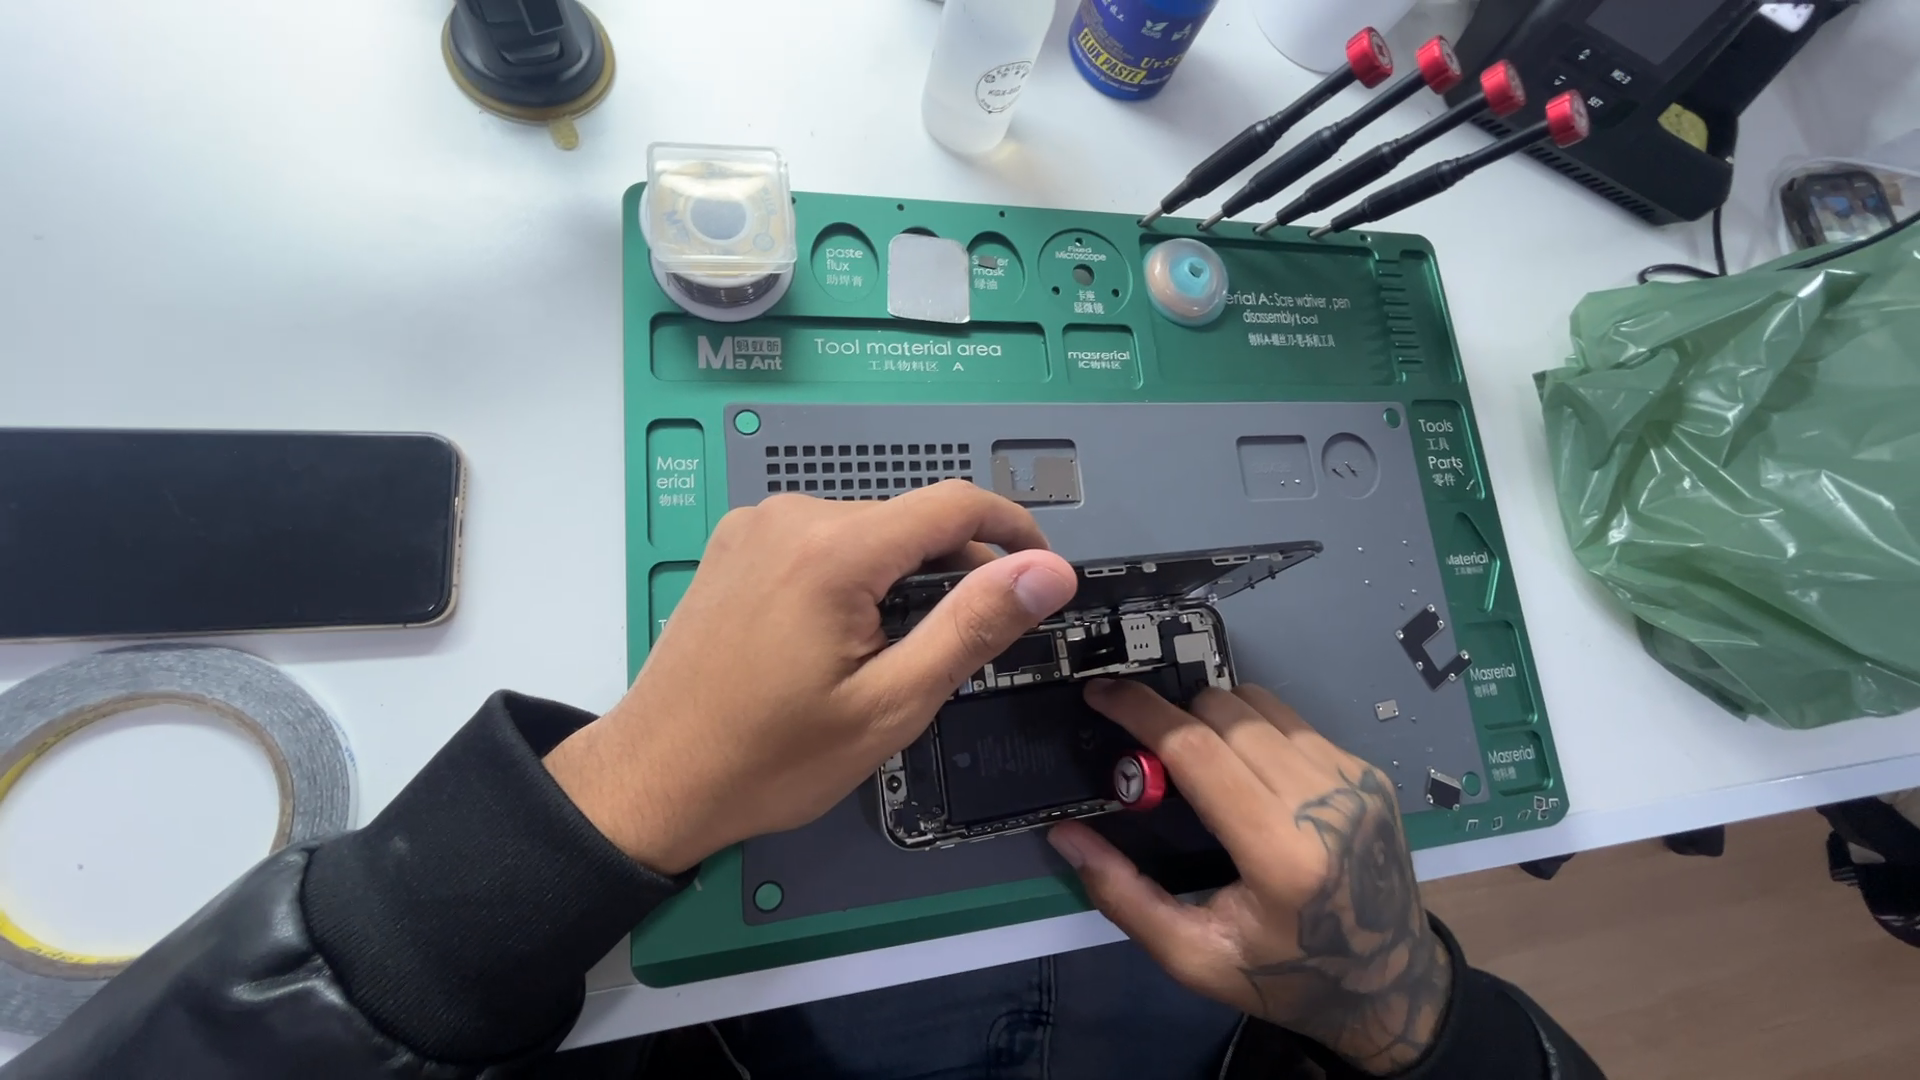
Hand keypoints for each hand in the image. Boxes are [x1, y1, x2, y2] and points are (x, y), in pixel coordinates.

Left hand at [545, 481, 1077, 872]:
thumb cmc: (774, 757)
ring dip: (901, 576)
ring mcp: (755, 525)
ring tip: (889, 650)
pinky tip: (838, 633)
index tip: (1037, 574)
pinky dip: (855, 573)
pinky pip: (822, 539)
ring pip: (868, 531)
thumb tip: (1047, 571)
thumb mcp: (892, 702)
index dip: (1013, 530)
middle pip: (909, 520)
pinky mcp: (736, 543)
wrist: (655, 780)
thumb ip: (973, 626)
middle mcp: (792, 515)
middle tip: (956, 644)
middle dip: (952, 570)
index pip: (955, 504)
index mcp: (834, 548)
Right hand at [1047, 681, 1449, 1074]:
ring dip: (1211, 714)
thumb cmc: (1284, 977)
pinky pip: (1288, 717)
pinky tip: (1244, 764)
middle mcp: (1325, 803)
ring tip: (1197, 753)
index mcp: (1280, 854)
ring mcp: (1352, 781)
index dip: (1141, 712)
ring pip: (1257, 702)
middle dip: (1171, 714)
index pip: (1198, 751)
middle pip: (1224, 712)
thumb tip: (1066, 835)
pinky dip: (1250, 724)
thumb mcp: (1192, 956)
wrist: (1395, 989)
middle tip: (1148, 744)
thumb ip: (1123, 895)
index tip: (1101, 692)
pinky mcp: (1366, 771)